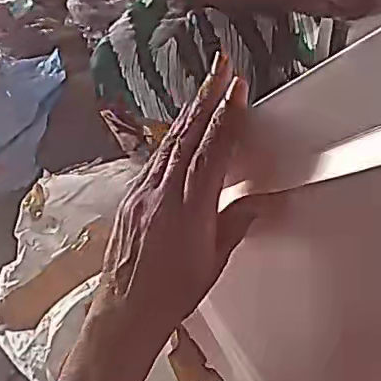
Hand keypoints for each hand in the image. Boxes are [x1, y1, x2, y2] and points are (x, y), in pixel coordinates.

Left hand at [91, 52, 255, 354]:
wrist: (125, 312)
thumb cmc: (170, 294)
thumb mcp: (214, 260)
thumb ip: (234, 224)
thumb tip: (255, 203)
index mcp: (188, 209)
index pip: (211, 151)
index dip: (226, 118)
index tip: (237, 91)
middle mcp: (161, 194)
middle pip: (187, 135)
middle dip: (207, 97)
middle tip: (221, 68)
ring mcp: (142, 194)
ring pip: (169, 142)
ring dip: (190, 112)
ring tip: (206, 89)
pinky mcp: (131, 199)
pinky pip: (155, 158)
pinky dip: (172, 136)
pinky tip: (179, 129)